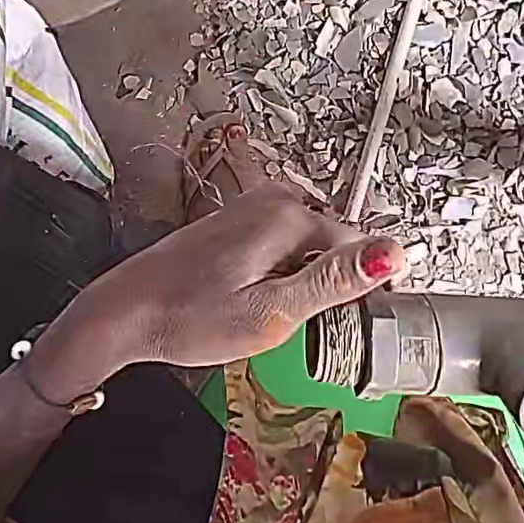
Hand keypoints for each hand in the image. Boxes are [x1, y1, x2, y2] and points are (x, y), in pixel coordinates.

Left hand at [21, 186, 405, 401]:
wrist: (129, 309)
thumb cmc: (192, 317)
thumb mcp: (273, 310)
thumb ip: (335, 279)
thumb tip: (394, 252)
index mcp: (290, 217)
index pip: (362, 243)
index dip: (368, 283)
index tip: (360, 318)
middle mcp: (273, 201)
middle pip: (334, 240)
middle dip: (332, 279)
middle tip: (305, 322)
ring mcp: (251, 207)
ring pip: (309, 242)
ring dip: (307, 276)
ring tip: (277, 311)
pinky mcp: (236, 221)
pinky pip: (283, 241)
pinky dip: (284, 269)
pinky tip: (257, 294)